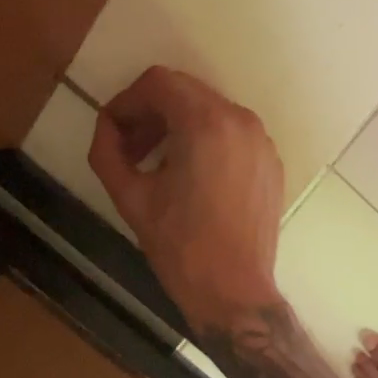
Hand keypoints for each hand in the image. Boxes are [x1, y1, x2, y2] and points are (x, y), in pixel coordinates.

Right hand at [89, 66, 285, 331]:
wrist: (234, 293)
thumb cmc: (181, 249)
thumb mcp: (131, 199)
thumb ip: (107, 152)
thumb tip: (106, 127)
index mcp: (206, 124)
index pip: (159, 83)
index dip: (127, 102)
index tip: (112, 130)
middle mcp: (241, 122)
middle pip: (186, 94)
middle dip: (152, 114)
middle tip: (130, 149)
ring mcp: (262, 144)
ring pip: (211, 113)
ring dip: (179, 128)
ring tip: (158, 166)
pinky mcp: (271, 166)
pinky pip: (233, 138)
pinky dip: (207, 145)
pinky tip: (191, 180)